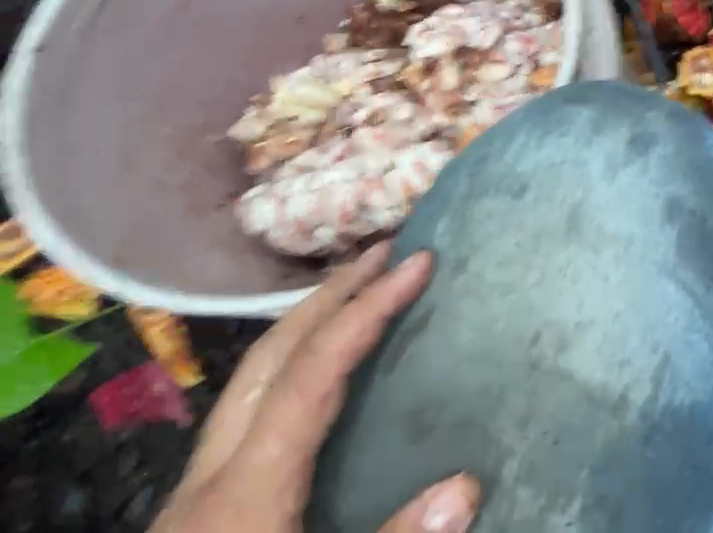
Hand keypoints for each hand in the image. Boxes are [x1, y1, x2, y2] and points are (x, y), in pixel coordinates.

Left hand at [151, 244, 481, 532]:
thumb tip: (469, 484)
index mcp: (244, 493)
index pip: (313, 375)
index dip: (367, 311)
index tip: (419, 262)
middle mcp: (211, 481)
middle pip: (266, 364)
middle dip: (328, 297)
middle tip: (386, 251)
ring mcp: (198, 497)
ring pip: (247, 386)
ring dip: (306, 327)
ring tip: (357, 293)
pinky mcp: (203, 516)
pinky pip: (249, 413)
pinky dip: (291, 369)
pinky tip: (317, 378)